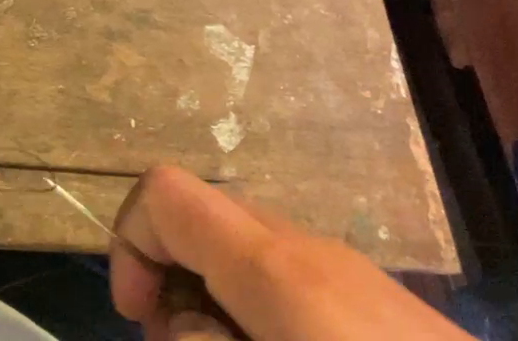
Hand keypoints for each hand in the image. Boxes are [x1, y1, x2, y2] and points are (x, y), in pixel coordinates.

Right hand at [109, 166, 469, 340]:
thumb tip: (183, 323)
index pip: (164, 192)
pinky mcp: (387, 303)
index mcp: (273, 264)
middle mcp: (308, 248)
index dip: (130, 244)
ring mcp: (352, 272)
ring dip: (217, 300)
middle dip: (170, 278)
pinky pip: (292, 280)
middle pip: (200, 217)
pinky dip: (262, 310)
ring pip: (245, 250)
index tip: (137, 317)